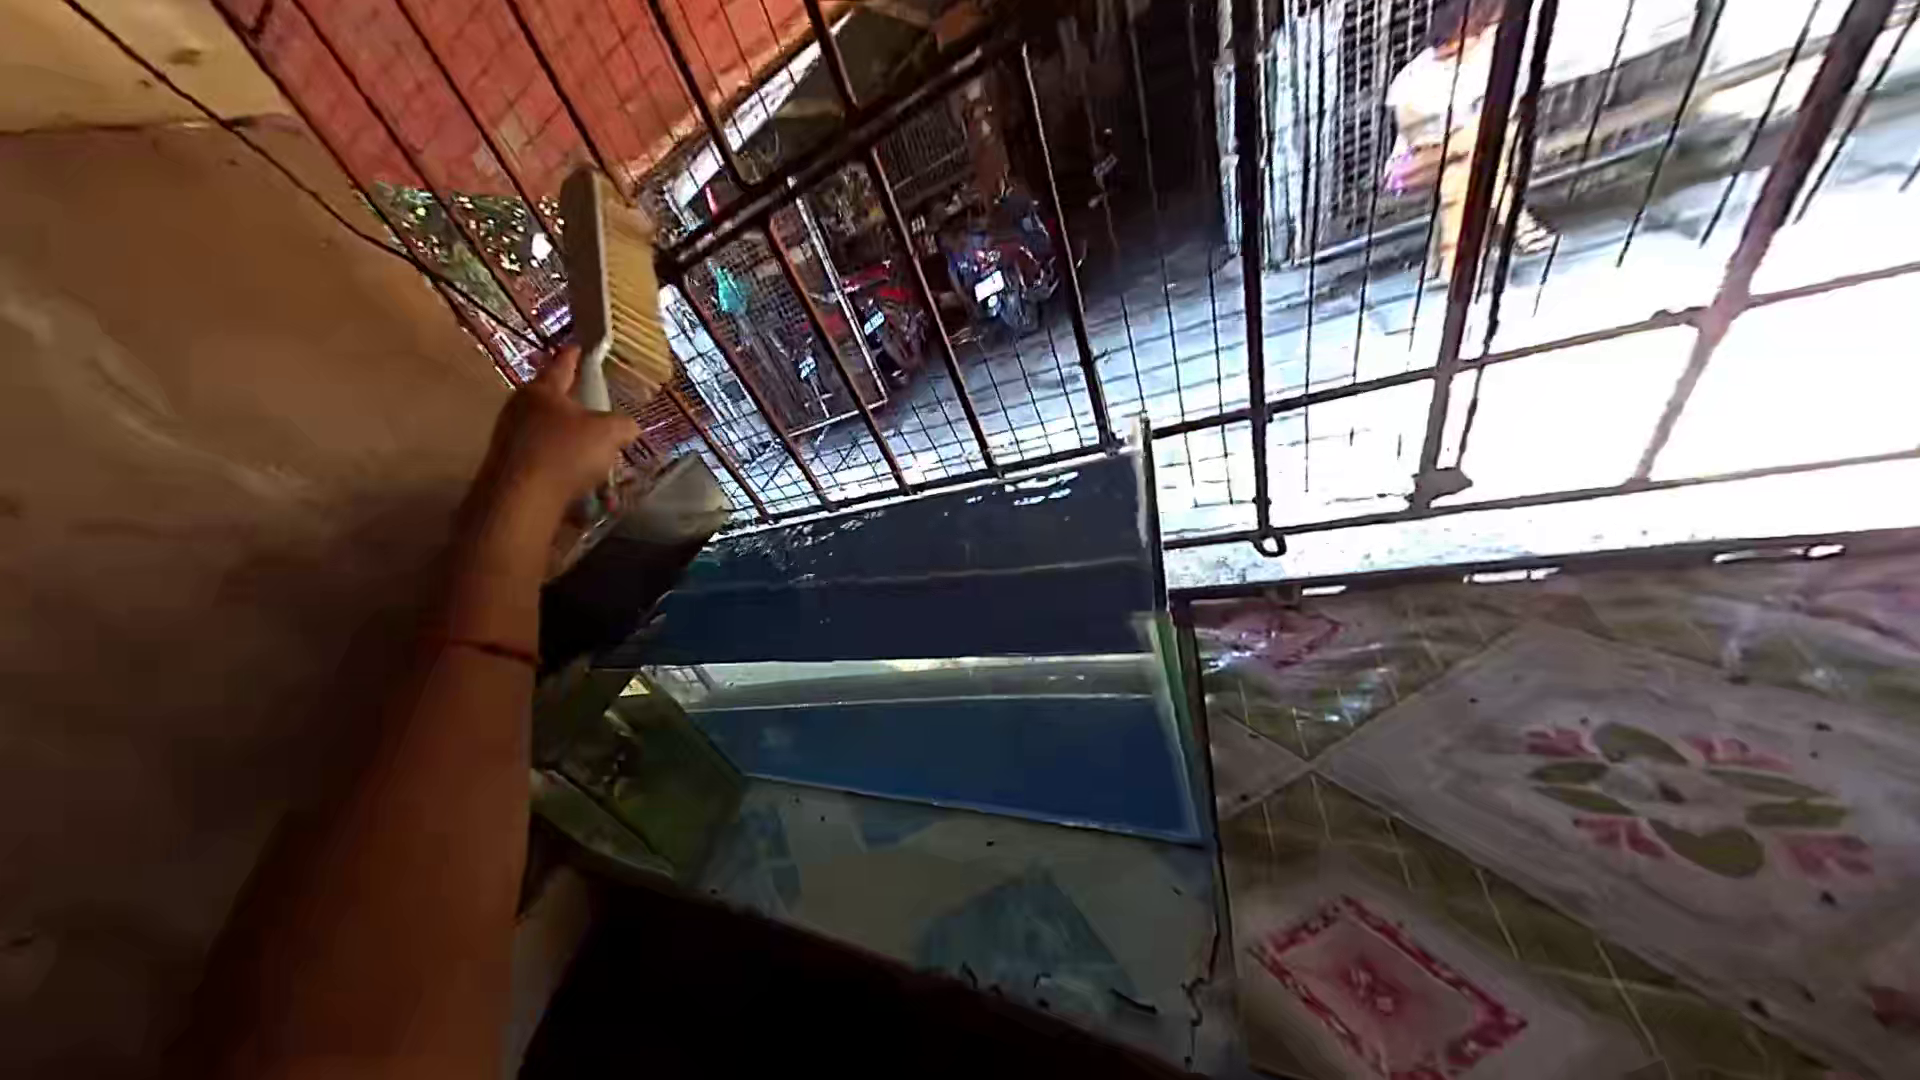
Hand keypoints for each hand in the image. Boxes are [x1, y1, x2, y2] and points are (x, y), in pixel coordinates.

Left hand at [476, 347, 638, 527]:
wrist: (522, 498)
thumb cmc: (567, 453)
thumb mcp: (611, 432)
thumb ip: (624, 424)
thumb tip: (626, 427)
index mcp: (543, 391)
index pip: (562, 366)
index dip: (575, 356)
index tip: (579, 347)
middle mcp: (521, 408)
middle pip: (557, 403)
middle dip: (580, 410)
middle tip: (602, 419)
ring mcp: (511, 438)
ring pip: (553, 434)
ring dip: (576, 445)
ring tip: (598, 462)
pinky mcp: (509, 465)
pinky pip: (547, 460)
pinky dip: (566, 468)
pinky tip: (582, 485)